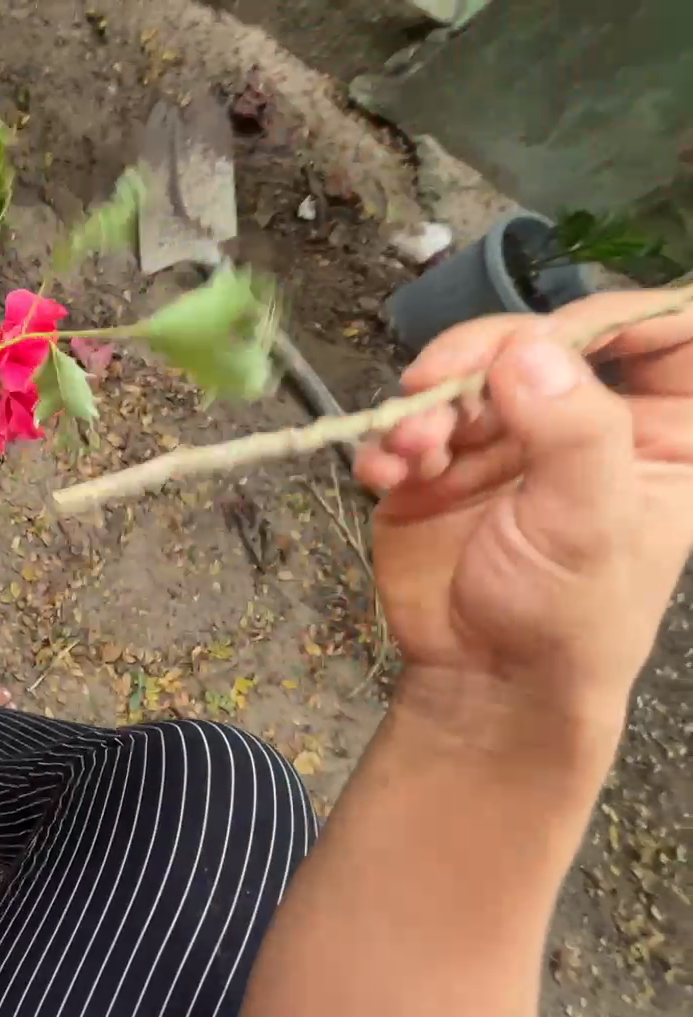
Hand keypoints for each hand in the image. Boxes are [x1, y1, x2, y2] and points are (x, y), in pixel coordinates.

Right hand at [355, 289, 692, 748]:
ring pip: (455, 388)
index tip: (533, 343)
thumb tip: (526, 350)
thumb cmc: (567, 606)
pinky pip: (399, 435)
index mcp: (660, 428)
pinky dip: (382, 449)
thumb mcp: (588, 521)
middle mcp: (577, 424)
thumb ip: (571, 431)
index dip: (601, 320)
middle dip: (474, 361)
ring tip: (404, 455)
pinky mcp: (430, 470)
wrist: (479, 670)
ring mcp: (497, 446)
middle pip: (532, 348)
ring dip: (418, 414)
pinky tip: (381, 478)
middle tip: (427, 382)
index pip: (660, 333)